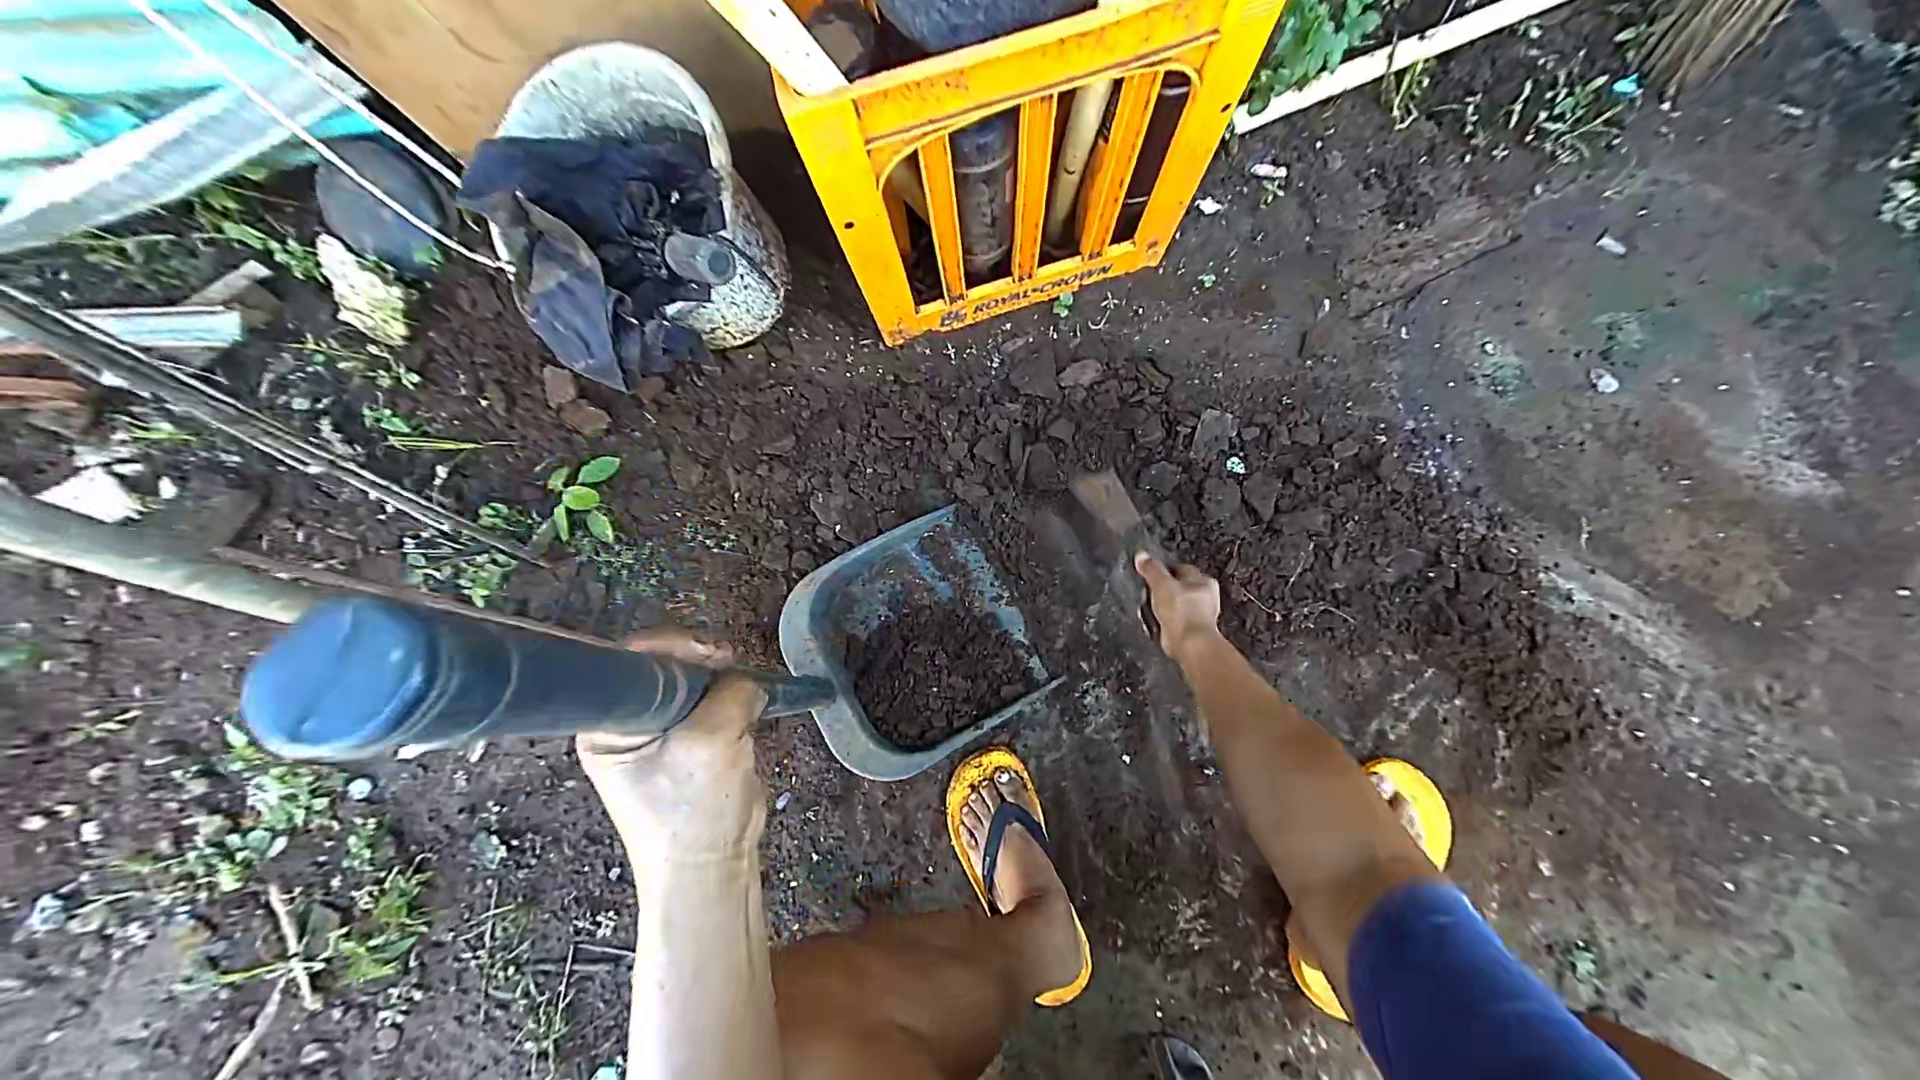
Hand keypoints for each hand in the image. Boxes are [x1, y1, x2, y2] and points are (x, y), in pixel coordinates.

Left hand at [577, 628, 768, 852]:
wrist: (714, 864)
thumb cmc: (694, 811)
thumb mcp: (710, 743)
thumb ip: (731, 695)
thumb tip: (747, 678)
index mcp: (609, 724)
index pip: (629, 661)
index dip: (668, 646)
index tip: (707, 653)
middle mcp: (628, 720)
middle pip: (664, 664)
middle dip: (700, 660)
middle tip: (729, 662)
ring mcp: (662, 728)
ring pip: (693, 679)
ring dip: (721, 677)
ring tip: (743, 686)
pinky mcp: (691, 735)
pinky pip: (711, 698)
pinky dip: (732, 694)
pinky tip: (748, 699)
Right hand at [1134, 552, 1223, 661]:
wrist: (1189, 643)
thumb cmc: (1183, 611)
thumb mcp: (1161, 583)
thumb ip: (1151, 569)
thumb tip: (1142, 557)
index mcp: (1203, 581)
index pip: (1180, 568)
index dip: (1163, 570)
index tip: (1149, 573)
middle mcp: (1205, 597)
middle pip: (1179, 586)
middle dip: (1164, 589)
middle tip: (1148, 591)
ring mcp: (1199, 614)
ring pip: (1176, 604)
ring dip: (1164, 606)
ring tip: (1150, 607)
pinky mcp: (1191, 629)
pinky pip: (1174, 620)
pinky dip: (1165, 620)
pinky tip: (1157, 621)